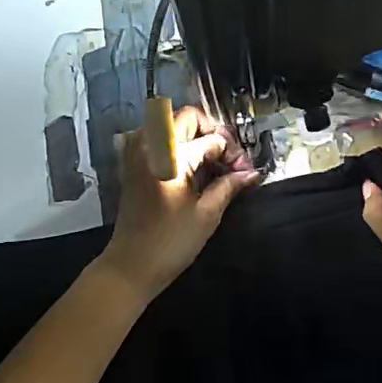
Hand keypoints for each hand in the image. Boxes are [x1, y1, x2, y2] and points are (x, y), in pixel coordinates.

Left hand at [95, 106, 259, 300]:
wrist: (131, 265)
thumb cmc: (171, 243)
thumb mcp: (207, 214)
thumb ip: (229, 186)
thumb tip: (251, 173)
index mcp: (171, 156)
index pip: (211, 139)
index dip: (233, 153)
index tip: (244, 172)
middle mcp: (150, 145)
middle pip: (187, 117)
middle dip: (212, 133)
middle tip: (228, 159)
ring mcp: (136, 152)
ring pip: (169, 124)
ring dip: (193, 136)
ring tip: (211, 163)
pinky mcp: (131, 164)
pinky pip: (155, 138)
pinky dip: (175, 144)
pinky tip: (190, 168)